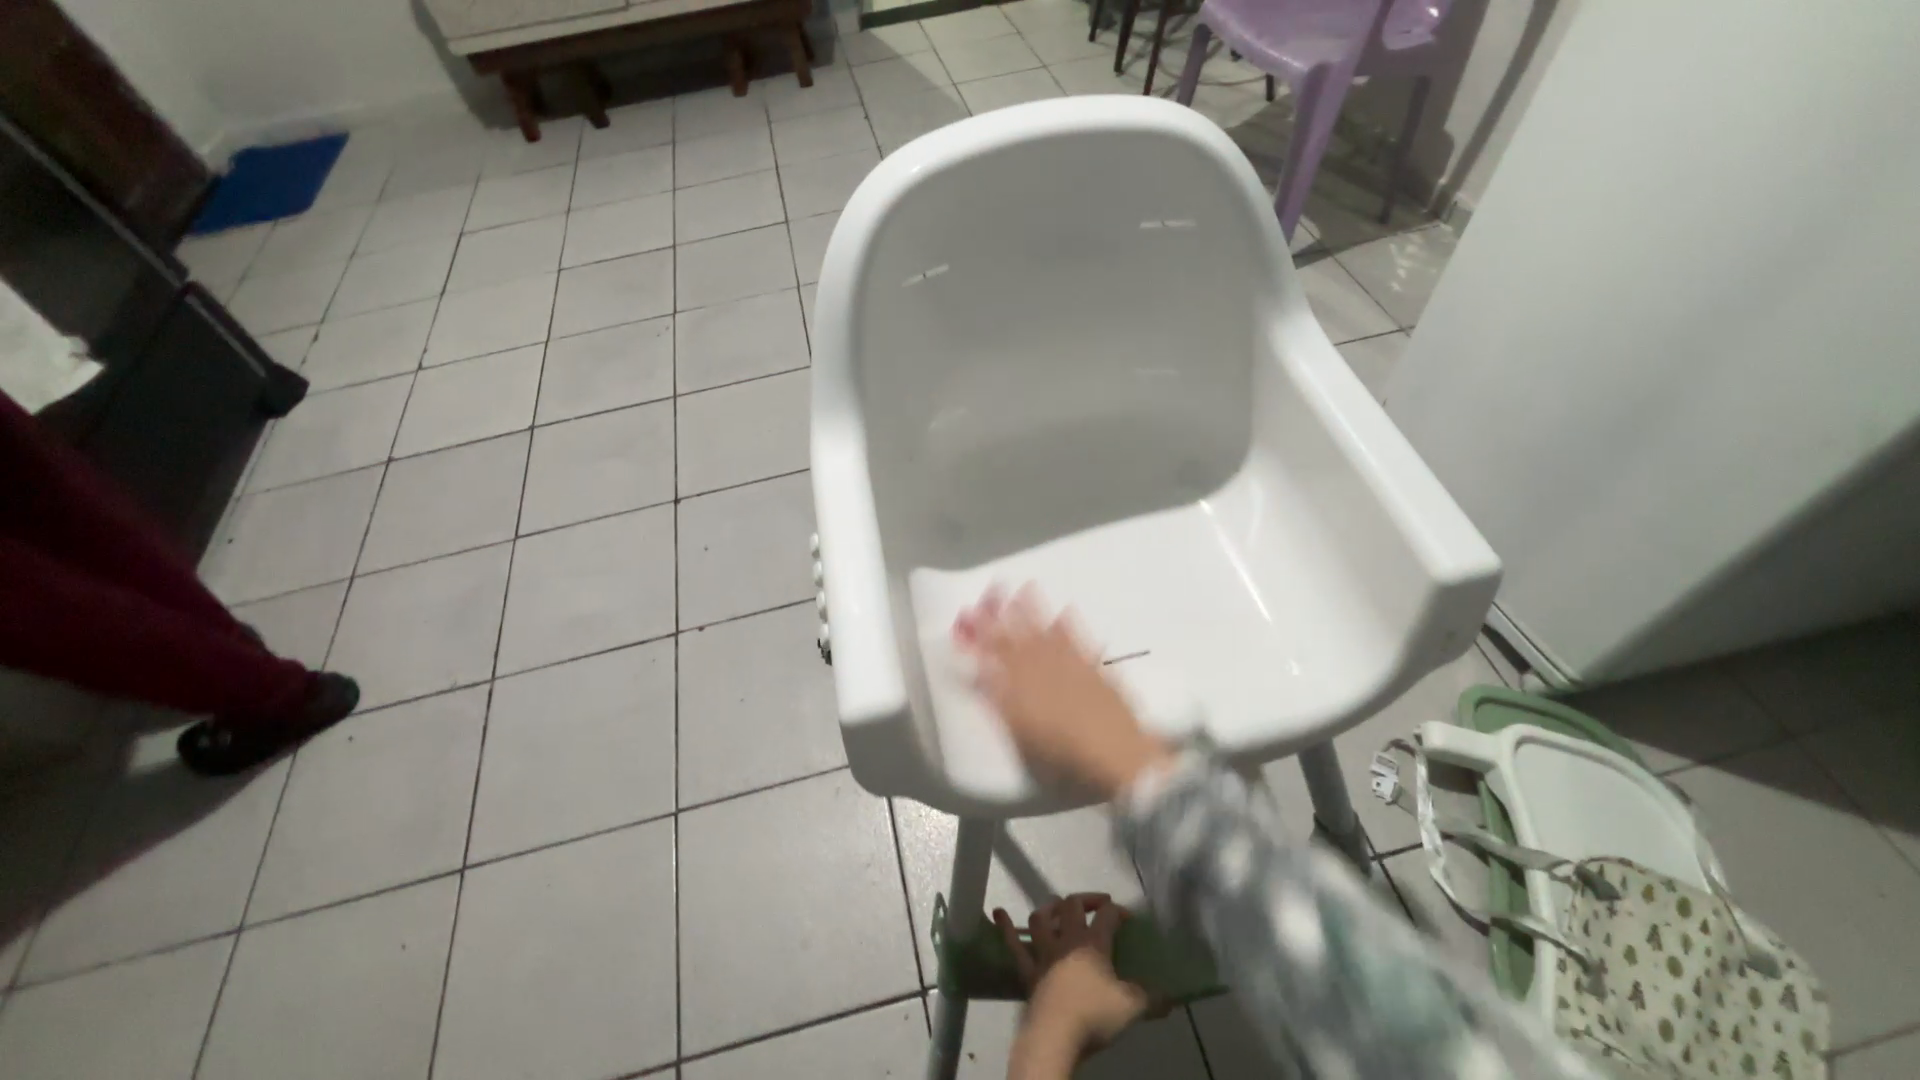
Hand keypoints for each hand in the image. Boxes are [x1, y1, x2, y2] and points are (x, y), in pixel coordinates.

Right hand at [953, 585, 1171, 797]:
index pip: (991, 659)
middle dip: (1000, 614)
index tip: (964, 622)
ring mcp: (1072, 668)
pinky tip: (1065, 610)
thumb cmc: (1068, 764)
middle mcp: (1043, 673)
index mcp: (1019, 692)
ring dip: (1033, 610)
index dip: (977, 639)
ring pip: (1046, 632)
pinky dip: (1070, 625)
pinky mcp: (1096, 670)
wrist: (1123, 761)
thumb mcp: (1024, 745)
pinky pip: (1079, 640)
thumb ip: (1001, 709)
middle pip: (1016, 639)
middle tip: (990, 591)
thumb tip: (980, 680)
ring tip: (1023, 587)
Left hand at [1000, 894, 1149, 1070]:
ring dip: (1049, 908)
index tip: (1127, 918)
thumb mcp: (1132, 1008)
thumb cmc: (1094, 1017)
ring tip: (1058, 907)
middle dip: (1086, 899)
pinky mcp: (1027, 970)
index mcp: (1093, 944)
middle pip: (1072, 906)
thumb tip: (1170, 998)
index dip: (1118, 911)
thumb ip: (1151, 999)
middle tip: (1097, 904)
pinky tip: (998, 912)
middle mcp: (1067, 940)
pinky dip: (1005, 926)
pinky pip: (1012, 943)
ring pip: (1040, 918)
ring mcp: (1043, 953)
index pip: (1107, 916)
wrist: (1055, 1036)